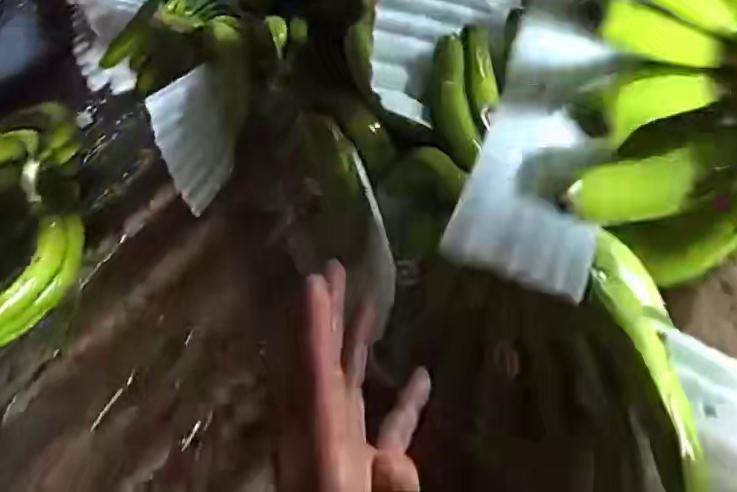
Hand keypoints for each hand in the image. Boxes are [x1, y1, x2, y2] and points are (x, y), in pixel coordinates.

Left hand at [307, 261, 429, 491]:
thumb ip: (387, 490)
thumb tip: (401, 461)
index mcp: (319, 442)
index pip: (314, 371)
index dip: (313, 323)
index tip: (313, 281)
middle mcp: (326, 435)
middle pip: (325, 361)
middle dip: (330, 313)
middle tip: (333, 267)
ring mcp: (344, 449)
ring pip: (351, 383)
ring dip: (359, 341)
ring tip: (370, 299)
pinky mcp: (364, 469)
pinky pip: (384, 426)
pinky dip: (402, 401)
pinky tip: (423, 375)